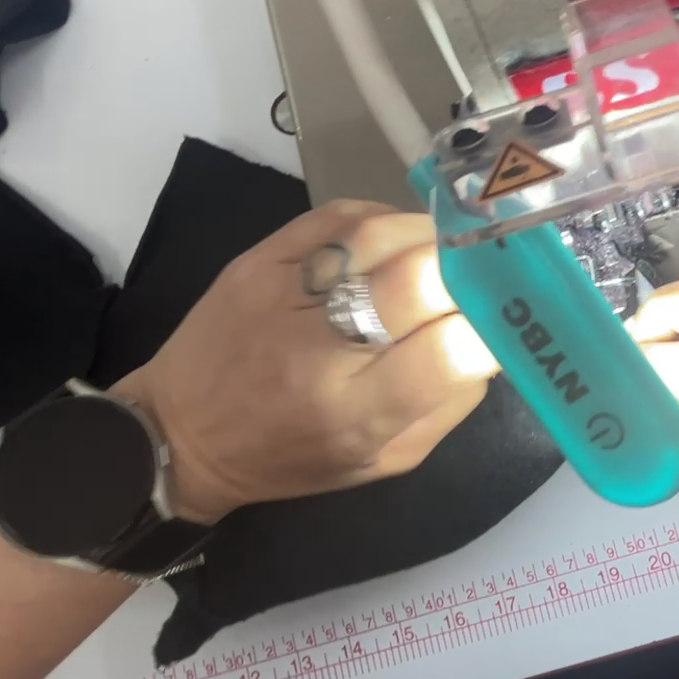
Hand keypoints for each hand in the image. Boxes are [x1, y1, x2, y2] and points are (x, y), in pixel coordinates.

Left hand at [113, 199, 499, 522]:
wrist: (181, 432)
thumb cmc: (291, 457)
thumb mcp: (385, 462)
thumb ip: (447, 406)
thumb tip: (487, 339)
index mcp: (354, 415)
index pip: (448, 353)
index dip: (489, 330)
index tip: (498, 324)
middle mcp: (318, 352)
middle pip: (417, 280)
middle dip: (464, 274)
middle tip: (479, 278)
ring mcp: (282, 294)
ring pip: (381, 234)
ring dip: (430, 238)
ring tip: (442, 255)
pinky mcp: (258, 258)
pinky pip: (341, 215)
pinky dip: (385, 219)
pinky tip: (395, 242)